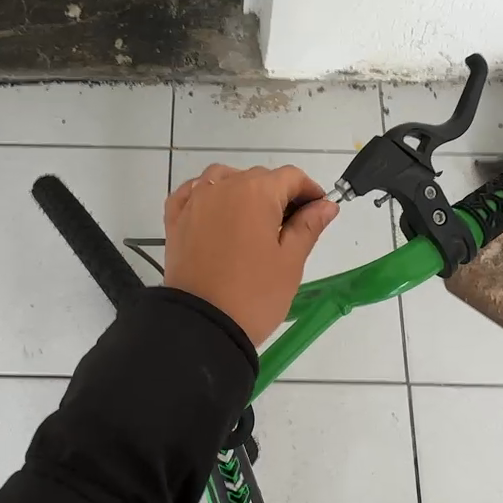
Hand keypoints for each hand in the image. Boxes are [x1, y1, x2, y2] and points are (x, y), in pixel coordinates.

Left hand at [163, 163, 339, 345]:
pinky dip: (207, 194)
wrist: (202, 325)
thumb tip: (327, 205)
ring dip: (242, 190)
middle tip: (290, 228)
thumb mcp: (290, 261)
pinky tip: (216, 212)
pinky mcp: (175, 218)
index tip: (318, 211)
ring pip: (224, 178)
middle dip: (279, 195)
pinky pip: (192, 192)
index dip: (309, 190)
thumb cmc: (254, 295)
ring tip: (253, 221)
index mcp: (256, 192)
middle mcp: (223, 186)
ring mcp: (195, 200)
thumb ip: (308, 226)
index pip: (291, 177)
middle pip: (258, 177)